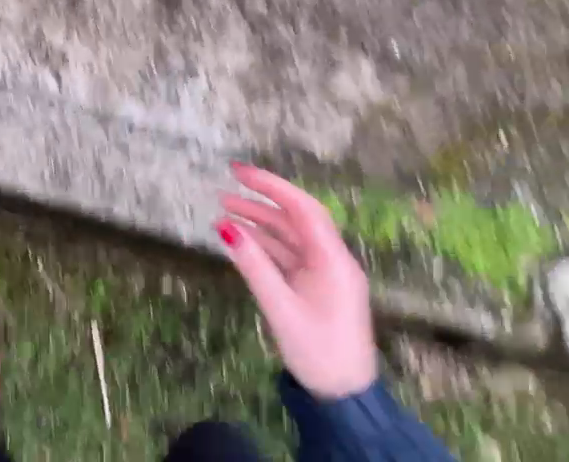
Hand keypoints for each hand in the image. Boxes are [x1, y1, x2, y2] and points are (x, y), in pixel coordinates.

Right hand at [217, 162, 378, 399]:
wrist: (344, 398)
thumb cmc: (316, 351)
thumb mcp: (280, 308)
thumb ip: (253, 265)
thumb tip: (224, 227)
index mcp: (333, 260)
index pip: (301, 208)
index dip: (270, 185)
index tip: (237, 171)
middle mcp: (332, 259)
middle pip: (296, 218)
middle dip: (261, 200)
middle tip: (225, 187)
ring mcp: (325, 273)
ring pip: (290, 236)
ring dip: (259, 222)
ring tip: (223, 210)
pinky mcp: (317, 287)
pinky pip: (289, 255)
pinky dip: (265, 244)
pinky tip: (240, 239)